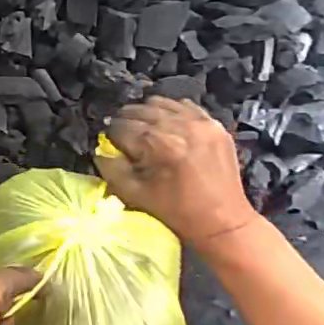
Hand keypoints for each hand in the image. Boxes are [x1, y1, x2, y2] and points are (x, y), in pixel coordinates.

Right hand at [95, 96, 259, 245]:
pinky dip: (170, 111)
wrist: (223, 221)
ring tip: (143, 129)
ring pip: (159, 103)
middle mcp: (181, 127)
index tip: (110, 145)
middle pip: (138, 110)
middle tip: (122, 137)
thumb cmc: (173, 210)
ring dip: (145, 114)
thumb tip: (101, 149)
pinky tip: (165, 126)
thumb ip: (109, 167)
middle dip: (125, 122)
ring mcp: (201, 124)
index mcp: (159, 145)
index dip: (110, 136)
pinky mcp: (215, 126)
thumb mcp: (131, 193)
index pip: (119, 126)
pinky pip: (184, 105)